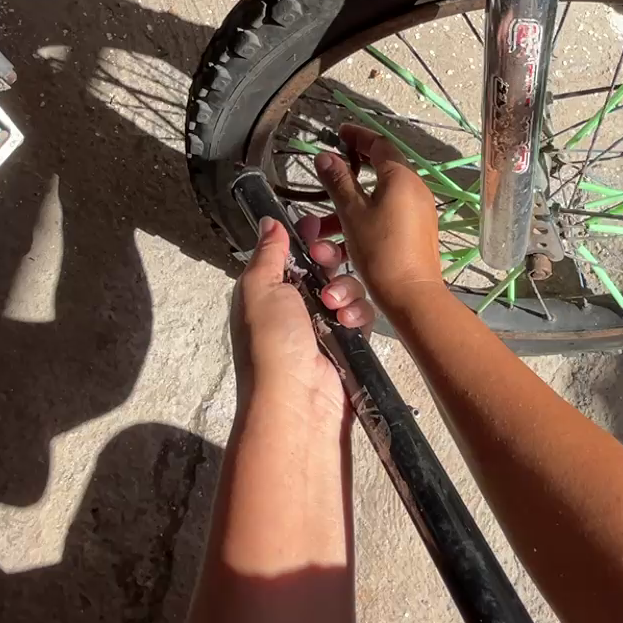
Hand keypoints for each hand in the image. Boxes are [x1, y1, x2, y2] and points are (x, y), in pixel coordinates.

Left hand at [230, 215, 373, 418]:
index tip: (317, 224)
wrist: (297, 400)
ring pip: (347, 286)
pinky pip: (362, 313)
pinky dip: (358, 313)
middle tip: (326, 262)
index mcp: (269, 290)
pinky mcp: (348, 341)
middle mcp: (296, 305)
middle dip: (329, 259)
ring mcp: (324, 324)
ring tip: (334, 305)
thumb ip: (268, 253)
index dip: (305, 236)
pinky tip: (349, 322)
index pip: (291, 253)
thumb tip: (269, 222)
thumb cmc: (271, 341)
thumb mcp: (259, 289)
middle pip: (324, 265)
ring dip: (345, 289)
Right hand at [314, 124, 443, 310]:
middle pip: (382, 168)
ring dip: (353, 202)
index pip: (379, 144)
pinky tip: (346, 235)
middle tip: (332, 168)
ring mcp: (420, 210)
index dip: (358, 136)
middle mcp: (415, 189)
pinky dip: (367, 216)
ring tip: (326, 221)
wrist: (411, 295)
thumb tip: (325, 156)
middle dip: (352, 170)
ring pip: (381, 195)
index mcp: (401, 178)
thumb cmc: (380, 252)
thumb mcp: (352, 214)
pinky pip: (389, 212)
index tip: (340, 133)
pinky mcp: (418, 230)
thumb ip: (338, 182)